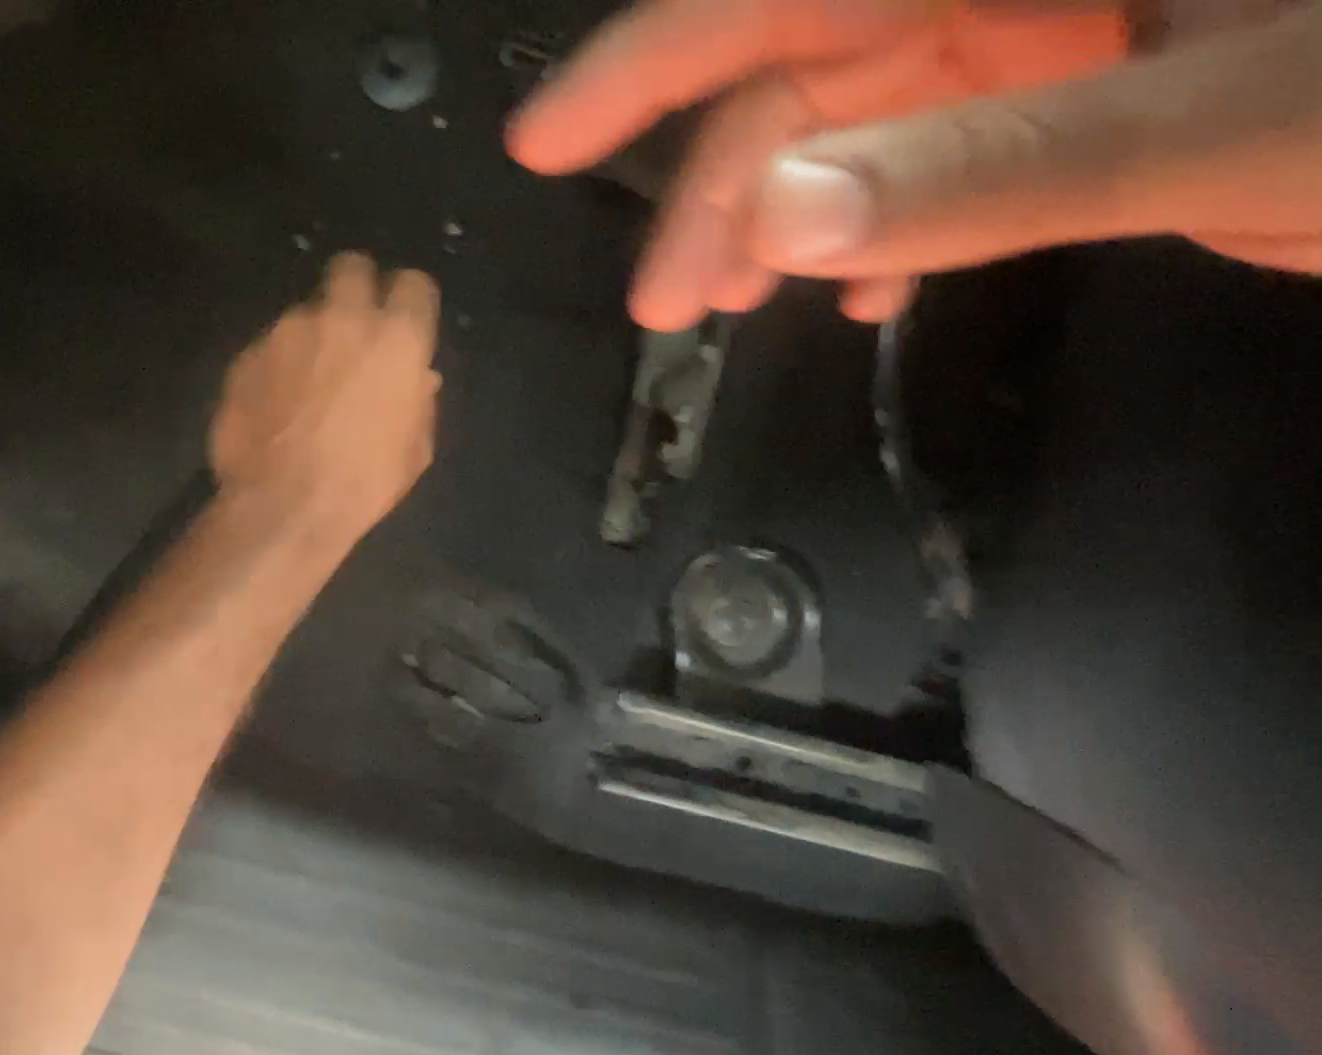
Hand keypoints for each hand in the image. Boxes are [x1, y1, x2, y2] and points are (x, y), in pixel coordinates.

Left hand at [210, 252, 440, 543]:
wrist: (285, 506)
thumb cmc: (364, 483)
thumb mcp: (414, 450)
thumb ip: (418, 402)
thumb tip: (419, 379)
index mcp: (396, 339)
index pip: (414, 284)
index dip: (409, 301)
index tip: (403, 322)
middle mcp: (343, 318)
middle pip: (352, 268)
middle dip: (356, 288)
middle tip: (352, 326)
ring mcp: (288, 331)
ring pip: (305, 311)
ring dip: (311, 335)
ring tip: (306, 380)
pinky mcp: (247, 353)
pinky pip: (269, 346)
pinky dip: (276, 364)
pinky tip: (275, 402)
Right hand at [509, 0, 1321, 329]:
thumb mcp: (1228, 131)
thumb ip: (993, 169)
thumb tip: (776, 220)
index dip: (649, 62)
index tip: (541, 140)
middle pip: (802, 69)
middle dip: (722, 191)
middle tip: (665, 305)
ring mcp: (1039, 21)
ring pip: (849, 120)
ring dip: (782, 222)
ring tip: (730, 311)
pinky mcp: (1066, 78)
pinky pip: (922, 149)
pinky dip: (878, 225)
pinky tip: (864, 295)